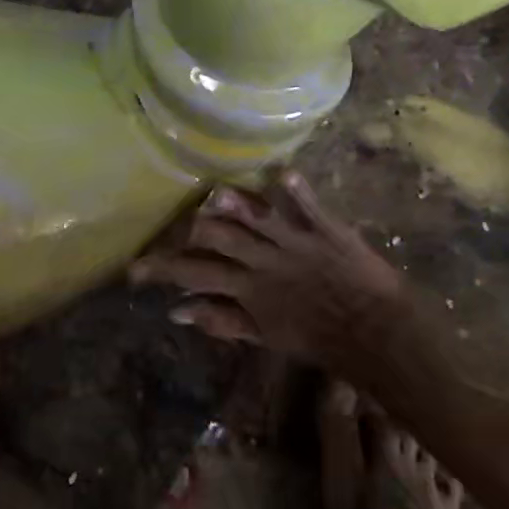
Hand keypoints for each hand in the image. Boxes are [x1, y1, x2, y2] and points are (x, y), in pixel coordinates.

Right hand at [130, 171, 405, 365]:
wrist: (375, 333)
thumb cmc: (318, 337)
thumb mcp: (264, 334)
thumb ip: (220, 320)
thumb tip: (177, 310)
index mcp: (248, 286)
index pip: (195, 274)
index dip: (162, 270)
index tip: (133, 268)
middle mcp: (264, 260)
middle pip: (218, 239)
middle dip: (187, 232)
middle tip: (166, 226)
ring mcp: (294, 241)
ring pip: (256, 217)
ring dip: (236, 205)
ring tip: (214, 194)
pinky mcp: (324, 227)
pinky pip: (308, 204)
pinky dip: (296, 189)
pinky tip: (282, 171)